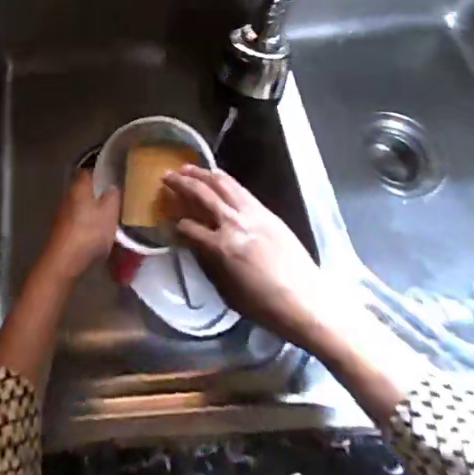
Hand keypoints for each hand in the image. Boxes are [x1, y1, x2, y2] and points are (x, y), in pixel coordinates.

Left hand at [40, 168, 121, 280]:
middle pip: (87, 189)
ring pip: (84, 206)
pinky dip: (90, 224)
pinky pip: (80, 221)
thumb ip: (114, 196)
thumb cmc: (88, 233)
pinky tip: (100, 234)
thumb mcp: (110, 212)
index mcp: (79, 186)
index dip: (103, 172)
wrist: (62, 265)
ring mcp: (63, 214)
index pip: (90, 170)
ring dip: (96, 210)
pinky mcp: (62, 231)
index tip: (117, 176)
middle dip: (101, 193)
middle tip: (119, 198)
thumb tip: (113, 185)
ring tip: (113, 218)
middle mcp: (68, 196)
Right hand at [163, 165, 353, 350]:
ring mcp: (252, 213)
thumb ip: (209, 263)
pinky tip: (216, 176)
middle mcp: (235, 223)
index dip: (176, 224)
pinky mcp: (266, 211)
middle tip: (166, 177)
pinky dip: (223, 179)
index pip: (189, 227)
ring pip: (222, 183)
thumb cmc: (265, 306)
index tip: (168, 220)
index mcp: (222, 247)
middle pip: (202, 195)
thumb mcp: (228, 292)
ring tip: (186, 168)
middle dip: (181, 184)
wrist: (307, 300)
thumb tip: (196, 245)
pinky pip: (239, 189)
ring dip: (202, 174)